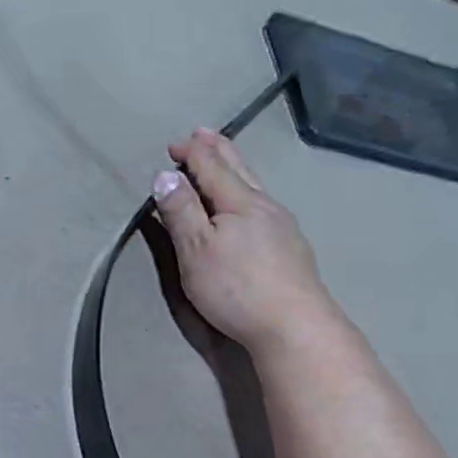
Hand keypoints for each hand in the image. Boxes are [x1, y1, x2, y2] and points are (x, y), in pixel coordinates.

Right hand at [152, 130, 337, 349]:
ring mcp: (282, 226)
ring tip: (225, 159)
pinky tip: (250, 203)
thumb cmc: (235, 287)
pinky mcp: (290, 248)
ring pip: (255, 186)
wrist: (291, 323)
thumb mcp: (196, 250)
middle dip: (218, 149)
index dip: (192, 153)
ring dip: (235, 168)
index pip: (211, 167)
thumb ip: (181, 212)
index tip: (174, 144)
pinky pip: (263, 206)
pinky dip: (248, 192)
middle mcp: (264, 206)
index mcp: (239, 202)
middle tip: (204, 134)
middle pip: (239, 169)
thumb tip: (166, 175)